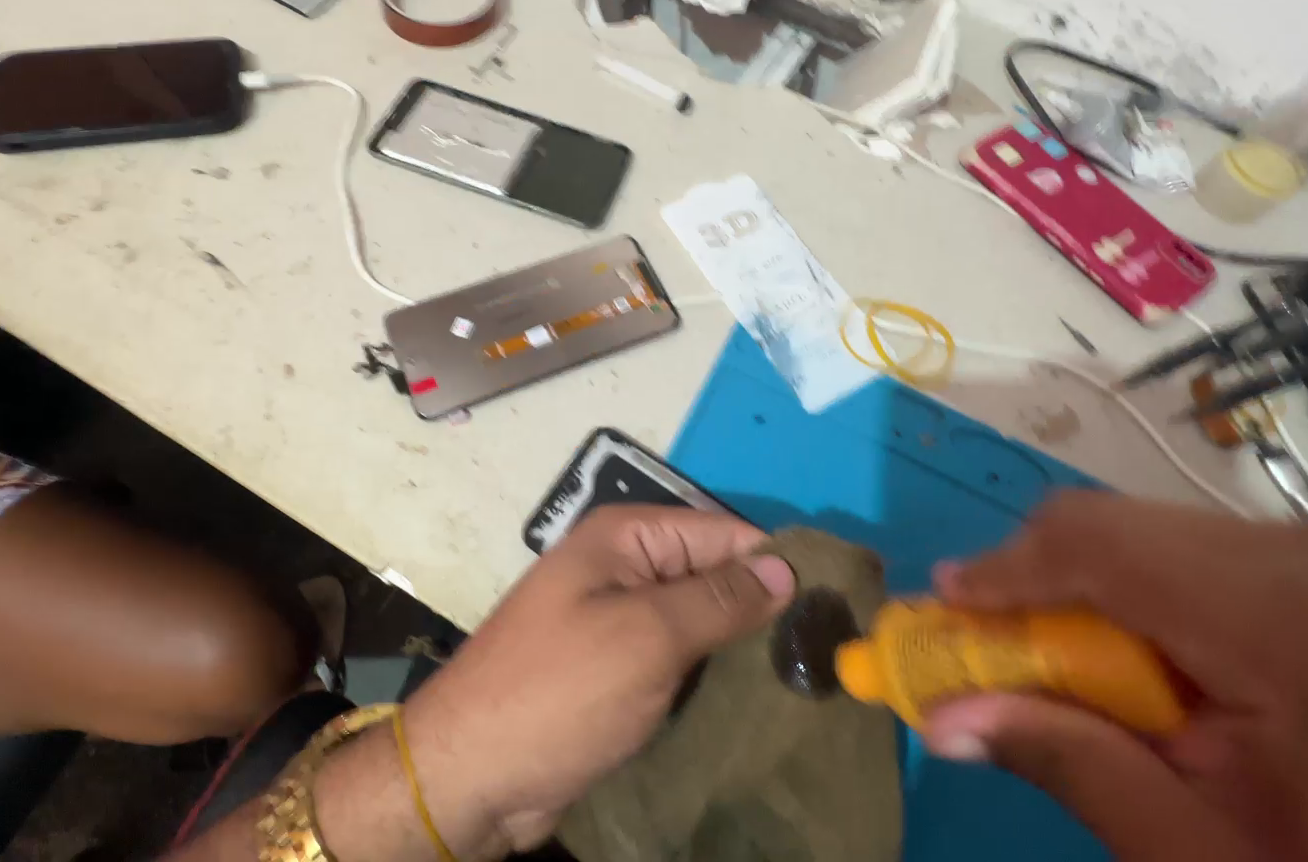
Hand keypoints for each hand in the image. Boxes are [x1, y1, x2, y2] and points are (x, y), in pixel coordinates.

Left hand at [326, 506, 796, 857]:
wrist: (469, 774)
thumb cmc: (559, 692)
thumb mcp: (645, 637)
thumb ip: (717, 599)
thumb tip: (785, 569)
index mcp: (626, 539)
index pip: (723, 534)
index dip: (778, 565)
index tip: (838, 605)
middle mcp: (623, 569)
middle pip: (712, 576)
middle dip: (763, 610)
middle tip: (828, 655)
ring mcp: (617, 622)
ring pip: (699, 623)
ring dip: (741, 650)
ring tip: (806, 683)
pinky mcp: (616, 670)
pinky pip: (678, 661)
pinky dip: (711, 678)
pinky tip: (755, 706)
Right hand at [923, 490, 1307, 861]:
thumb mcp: (1201, 859)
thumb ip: (1069, 764)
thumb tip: (938, 719)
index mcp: (1287, 620)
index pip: (1102, 545)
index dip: (1006, 569)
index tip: (939, 604)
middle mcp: (1299, 559)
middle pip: (1109, 526)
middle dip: (1030, 580)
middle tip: (984, 642)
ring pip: (1132, 533)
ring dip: (1070, 588)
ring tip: (1045, 658)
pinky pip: (1172, 556)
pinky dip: (1117, 596)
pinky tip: (1117, 659)